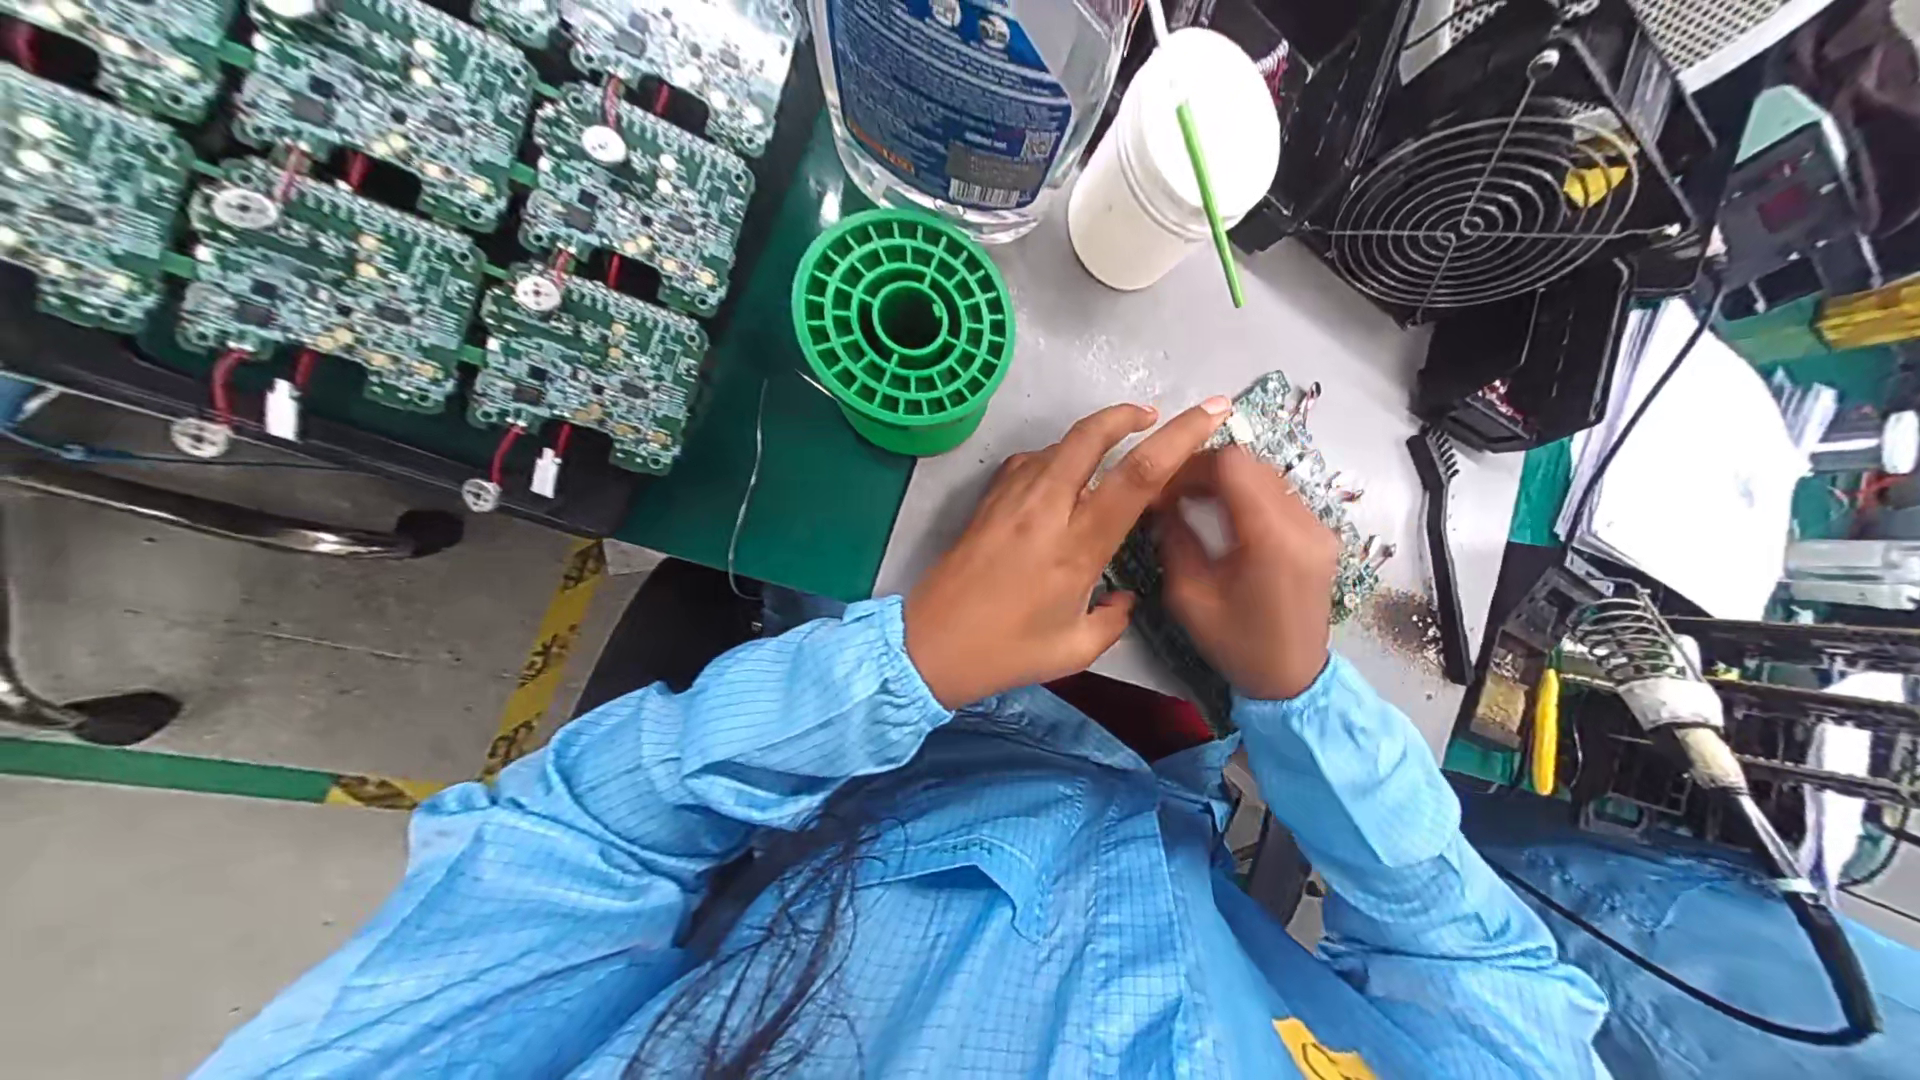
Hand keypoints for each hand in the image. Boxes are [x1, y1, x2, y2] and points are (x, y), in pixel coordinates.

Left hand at [904, 399, 1231, 707]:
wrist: (928, 645)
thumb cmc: (1005, 652)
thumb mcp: (1074, 650)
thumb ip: (1112, 620)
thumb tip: (1123, 598)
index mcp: (1077, 546)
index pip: (1137, 476)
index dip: (1179, 436)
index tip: (1208, 412)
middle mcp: (1045, 510)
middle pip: (1088, 436)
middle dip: (1124, 414)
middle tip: (1150, 416)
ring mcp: (1010, 500)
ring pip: (1056, 446)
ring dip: (1087, 439)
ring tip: (1106, 456)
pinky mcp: (985, 502)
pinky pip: (1027, 464)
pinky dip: (1051, 460)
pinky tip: (1056, 481)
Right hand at [1154, 445, 1339, 700]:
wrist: (1292, 679)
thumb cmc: (1236, 644)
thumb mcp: (1188, 597)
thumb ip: (1174, 539)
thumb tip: (1160, 502)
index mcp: (1271, 539)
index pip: (1231, 464)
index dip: (1190, 466)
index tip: (1162, 489)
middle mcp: (1303, 523)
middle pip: (1249, 462)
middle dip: (1203, 471)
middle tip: (1172, 495)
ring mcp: (1318, 526)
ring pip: (1263, 473)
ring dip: (1224, 480)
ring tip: (1193, 504)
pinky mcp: (1320, 534)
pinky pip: (1277, 493)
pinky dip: (1245, 494)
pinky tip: (1223, 517)